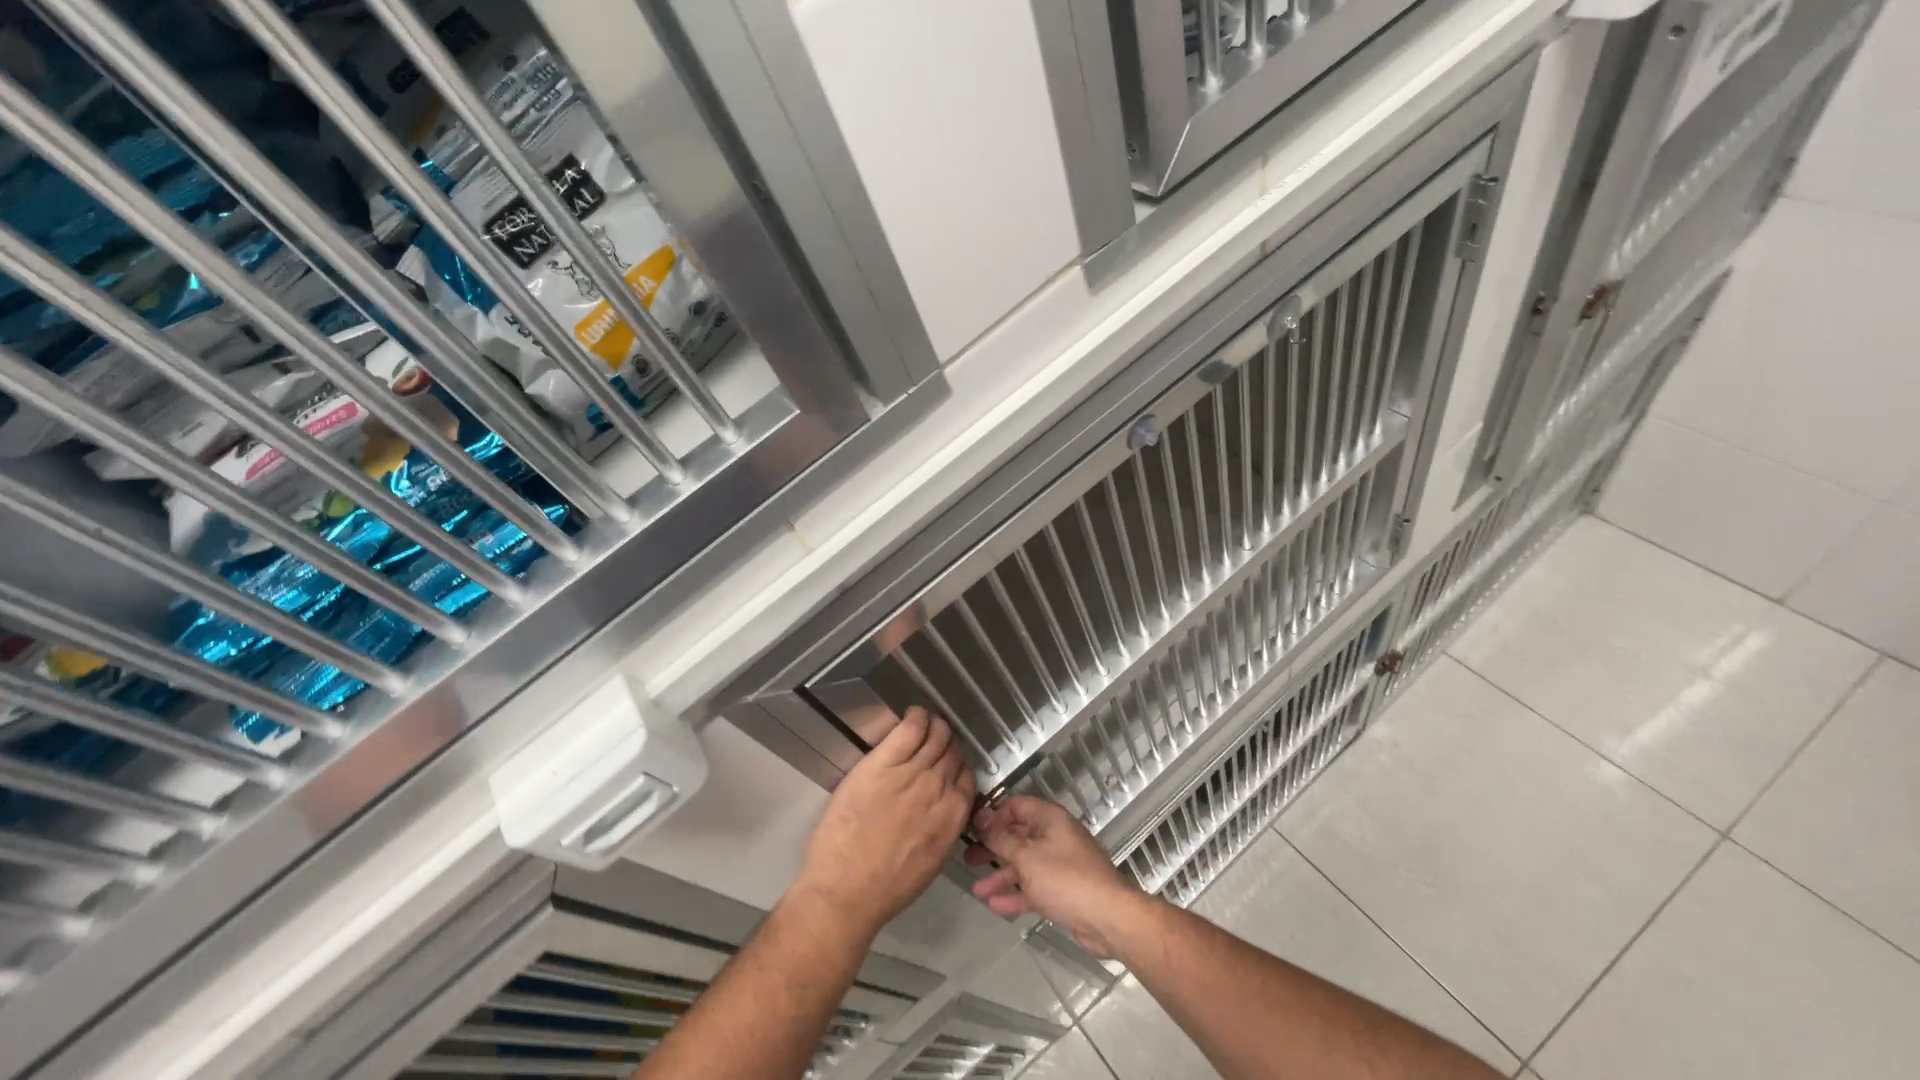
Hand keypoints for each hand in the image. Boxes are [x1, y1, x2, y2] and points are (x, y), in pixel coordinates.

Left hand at [790, 708, 976, 936]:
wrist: (846, 890)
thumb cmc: (887, 888)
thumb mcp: (931, 862)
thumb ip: (942, 829)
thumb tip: (943, 811)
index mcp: (953, 817)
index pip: (967, 778)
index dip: (958, 769)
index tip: (949, 766)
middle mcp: (938, 789)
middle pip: (952, 754)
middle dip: (948, 746)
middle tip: (936, 743)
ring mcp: (910, 773)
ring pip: (935, 737)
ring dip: (935, 727)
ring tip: (928, 724)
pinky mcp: (882, 763)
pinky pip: (908, 729)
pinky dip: (916, 717)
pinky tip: (914, 714)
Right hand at [967, 796, 1143, 955]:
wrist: (1107, 917)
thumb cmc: (1065, 879)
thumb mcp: (1026, 857)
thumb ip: (1001, 838)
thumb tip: (982, 816)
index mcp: (1050, 820)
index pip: (1016, 806)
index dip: (993, 815)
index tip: (972, 830)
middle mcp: (1056, 837)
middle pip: (1018, 836)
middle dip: (993, 848)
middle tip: (969, 859)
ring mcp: (1061, 865)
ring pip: (1025, 865)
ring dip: (1001, 876)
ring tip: (977, 890)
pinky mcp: (1064, 890)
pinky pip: (1034, 887)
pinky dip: (1016, 895)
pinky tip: (995, 905)